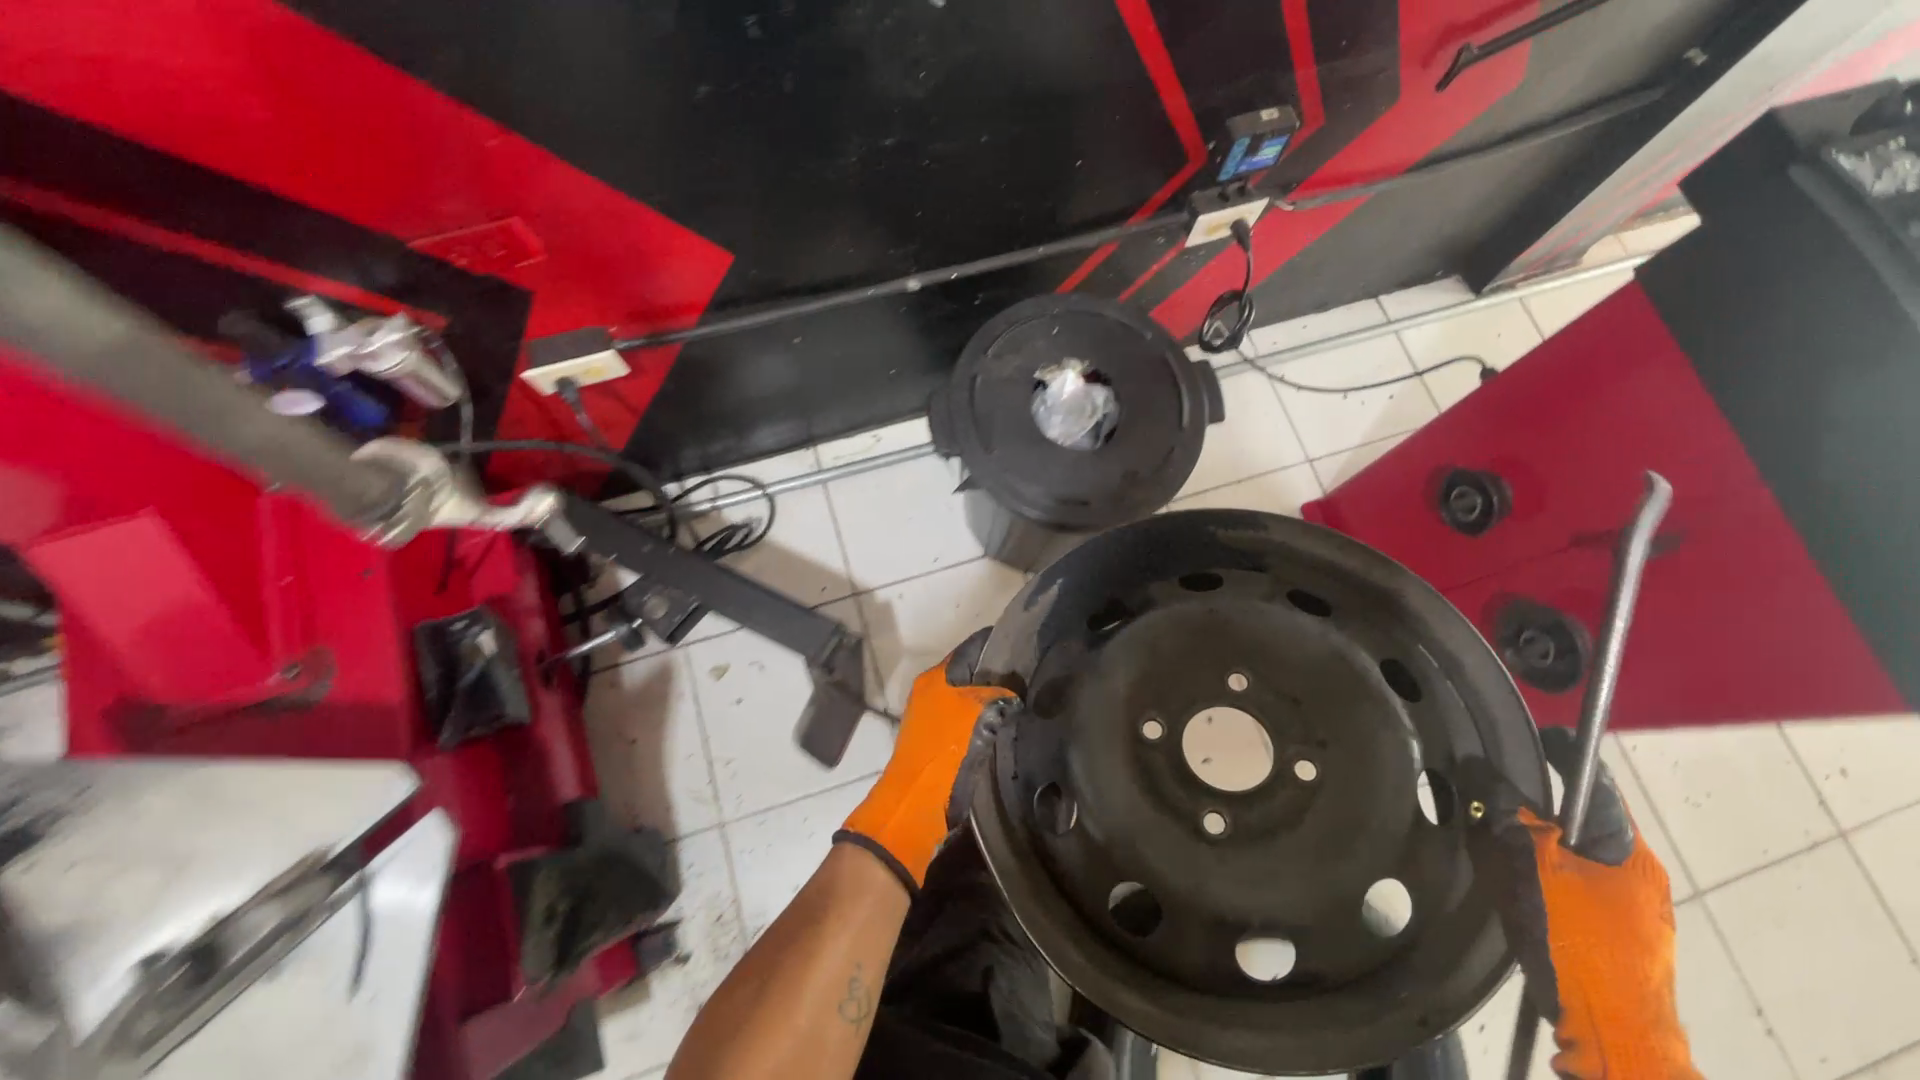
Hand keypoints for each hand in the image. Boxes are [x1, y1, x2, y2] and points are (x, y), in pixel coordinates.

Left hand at [835, 628, 1017, 891]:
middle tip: (1032, 677)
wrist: (917, 801)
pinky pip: (968, 721)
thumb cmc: (945, 749)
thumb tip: (1014, 694)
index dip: (998, 645)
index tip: (1027, 647)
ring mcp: (931, 718)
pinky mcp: (937, 742)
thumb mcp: (978, 711)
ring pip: (970, 698)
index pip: (971, 648)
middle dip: (999, 675)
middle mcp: (930, 691)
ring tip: (1025, 701)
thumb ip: (999, 693)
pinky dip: (986, 721)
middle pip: (971, 674)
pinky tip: (1008, 727)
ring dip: (993, 700)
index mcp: (934, 677)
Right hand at [1470, 727, 1700, 1079]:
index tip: (1543, 733)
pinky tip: (1512, 893)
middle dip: (1537, 808)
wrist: (1614, 1040)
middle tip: (1491, 792)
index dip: (1566, 755)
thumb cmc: (1579, 944)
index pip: (1596, 785)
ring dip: (1534, 848)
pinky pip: (1569, 894)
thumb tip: (1479, 766)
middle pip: (1579, 825)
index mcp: (1627, 852)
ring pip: (1571, 862)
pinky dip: (1539, 881)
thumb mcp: (1533, 868)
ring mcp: (1630, 916)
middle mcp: (1637, 878)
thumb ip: (1507, 814)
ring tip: (1491, 843)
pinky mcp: (1612, 946)